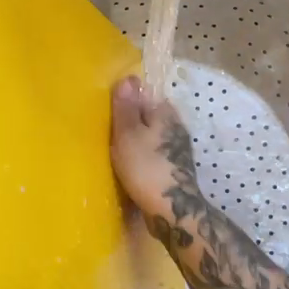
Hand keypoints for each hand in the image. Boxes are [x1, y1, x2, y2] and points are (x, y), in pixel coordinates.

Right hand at [109, 76, 198, 221]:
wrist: (172, 210)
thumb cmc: (146, 168)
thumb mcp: (128, 134)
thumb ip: (126, 108)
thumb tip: (129, 78)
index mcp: (166, 113)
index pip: (144, 97)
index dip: (125, 104)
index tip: (109, 119)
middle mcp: (176, 127)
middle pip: (148, 118)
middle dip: (131, 125)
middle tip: (109, 137)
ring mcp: (178, 150)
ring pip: (151, 138)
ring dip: (136, 145)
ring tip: (118, 155)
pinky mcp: (175, 169)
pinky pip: (154, 156)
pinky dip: (143, 160)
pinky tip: (132, 170)